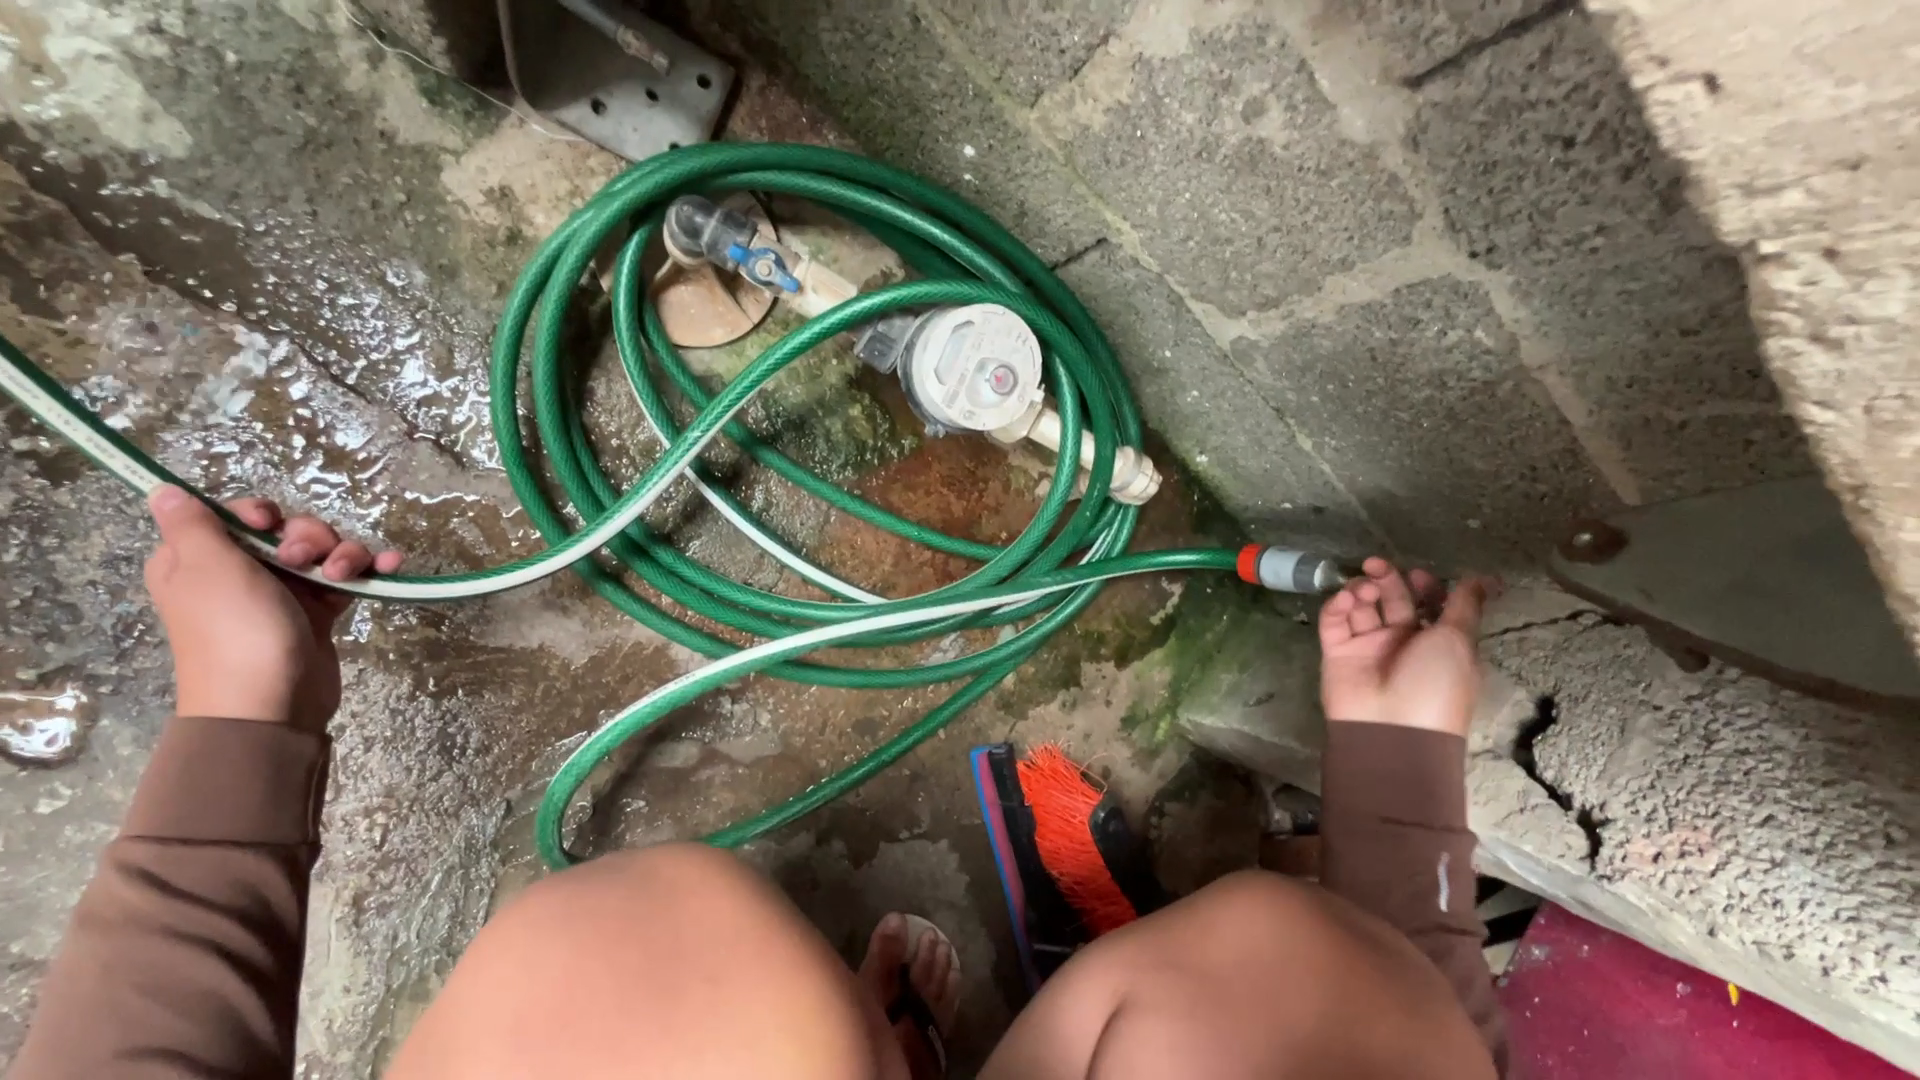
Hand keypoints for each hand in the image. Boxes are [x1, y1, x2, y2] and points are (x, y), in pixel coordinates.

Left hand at [143, 486, 401, 731]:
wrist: (271, 700)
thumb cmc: (235, 629)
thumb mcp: (208, 568)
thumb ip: (191, 524)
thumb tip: (164, 490)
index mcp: (199, 559)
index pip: (237, 515)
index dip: (263, 514)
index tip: (271, 526)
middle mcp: (240, 572)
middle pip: (289, 530)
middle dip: (313, 536)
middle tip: (309, 560)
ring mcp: (283, 593)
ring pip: (325, 552)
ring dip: (347, 554)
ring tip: (350, 576)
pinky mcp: (319, 612)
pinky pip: (350, 579)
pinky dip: (371, 570)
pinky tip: (392, 566)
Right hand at [1317, 557, 1495, 736]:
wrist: (1391, 727)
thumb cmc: (1435, 683)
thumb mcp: (1458, 641)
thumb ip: (1465, 605)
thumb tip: (1482, 578)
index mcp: (1435, 640)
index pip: (1426, 603)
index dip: (1423, 585)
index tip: (1416, 574)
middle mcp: (1401, 641)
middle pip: (1392, 600)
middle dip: (1386, 579)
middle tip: (1375, 565)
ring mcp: (1367, 646)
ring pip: (1361, 607)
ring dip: (1361, 590)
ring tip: (1361, 589)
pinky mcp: (1337, 652)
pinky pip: (1334, 621)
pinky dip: (1337, 606)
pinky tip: (1345, 599)